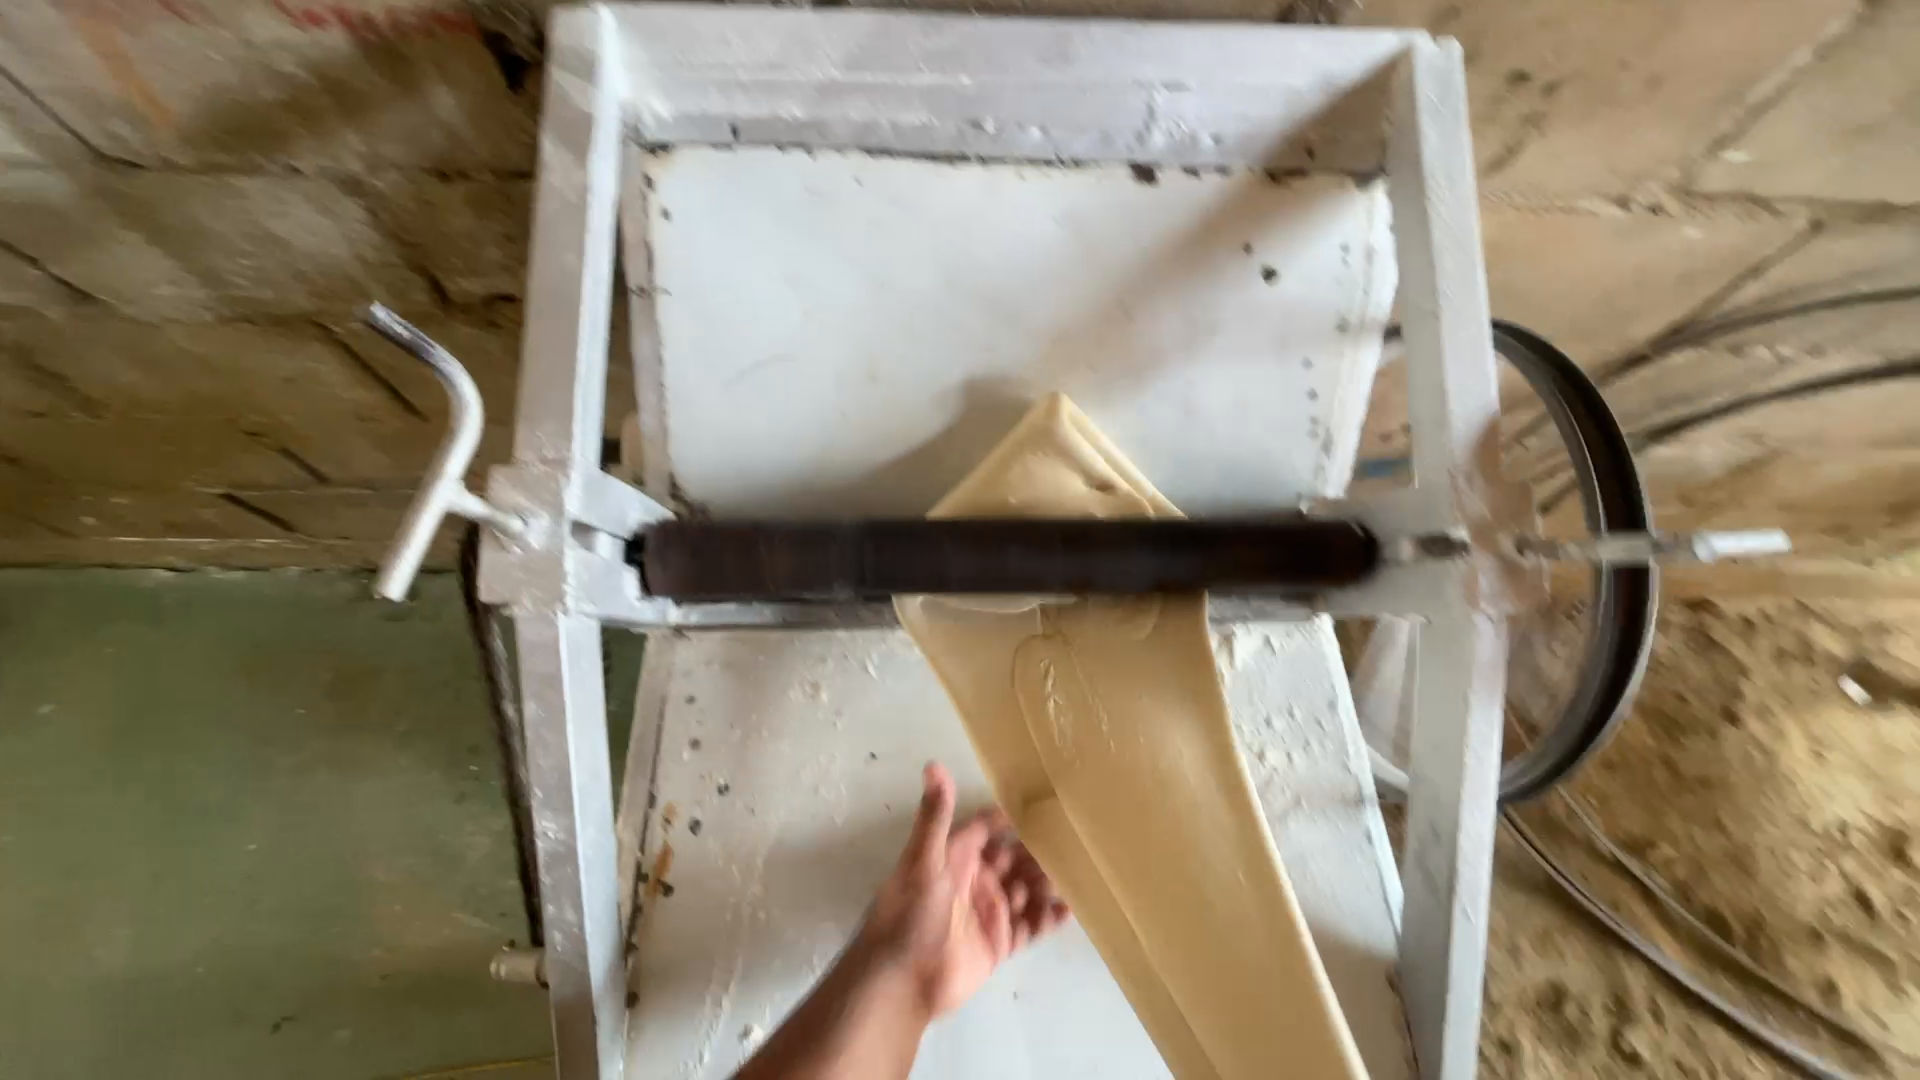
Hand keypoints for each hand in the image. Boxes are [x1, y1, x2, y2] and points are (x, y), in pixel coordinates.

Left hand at [855, 763, 1071, 1018]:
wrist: (902, 982)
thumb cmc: (910, 913)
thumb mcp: (922, 860)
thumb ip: (935, 816)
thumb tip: (933, 764)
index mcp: (955, 857)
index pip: (987, 829)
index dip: (1011, 818)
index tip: (1044, 805)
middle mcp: (974, 880)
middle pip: (1014, 859)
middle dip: (1038, 851)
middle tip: (1072, 843)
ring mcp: (988, 913)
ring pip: (1026, 891)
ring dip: (1048, 882)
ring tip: (1076, 875)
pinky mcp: (998, 944)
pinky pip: (1030, 927)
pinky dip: (1049, 918)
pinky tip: (1071, 910)